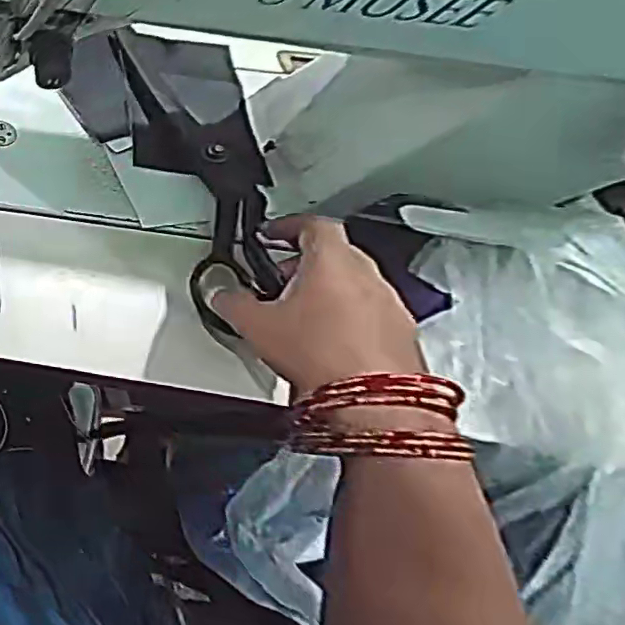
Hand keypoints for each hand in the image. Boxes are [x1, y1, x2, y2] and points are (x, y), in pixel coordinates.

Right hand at [203, 217, 427, 394]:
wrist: (372, 399)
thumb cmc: (322, 354)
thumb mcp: (253, 322)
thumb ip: (232, 301)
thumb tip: (224, 295)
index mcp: (332, 263)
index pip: (315, 225)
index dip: (289, 226)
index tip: (272, 233)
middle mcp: (368, 278)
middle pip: (336, 252)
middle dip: (303, 260)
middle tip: (277, 274)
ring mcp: (389, 305)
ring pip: (353, 282)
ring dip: (325, 288)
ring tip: (295, 309)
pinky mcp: (399, 332)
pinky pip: (368, 310)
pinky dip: (343, 313)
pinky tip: (319, 335)